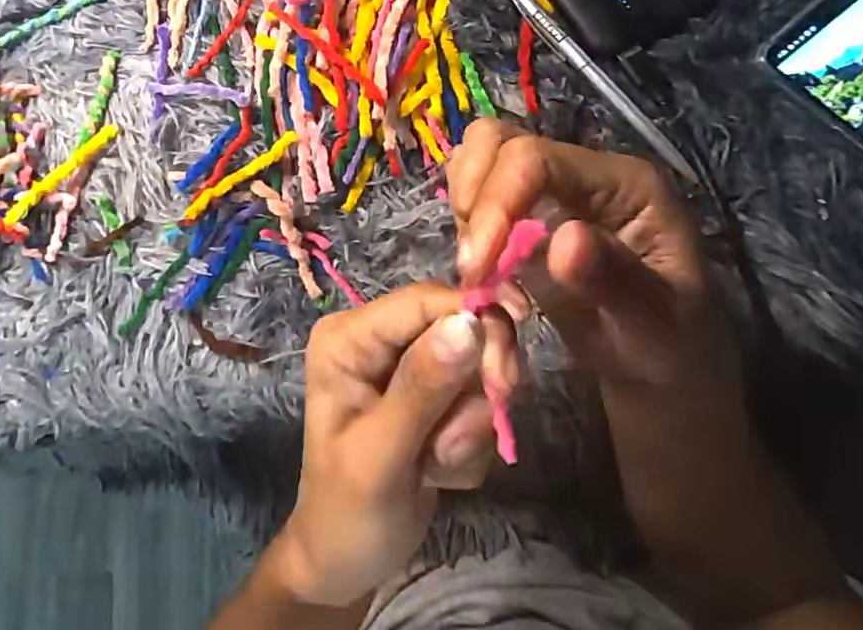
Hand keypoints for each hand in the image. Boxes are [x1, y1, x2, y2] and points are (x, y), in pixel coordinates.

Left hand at [267, 283, 519, 607]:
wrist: (348, 562)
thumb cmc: (348, 512)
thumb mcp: (380, 453)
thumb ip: (422, 387)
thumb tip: (469, 321)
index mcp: (349, 337)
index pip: (422, 300)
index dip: (475, 314)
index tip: (514, 356)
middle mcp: (378, 338)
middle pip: (458, 325)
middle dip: (477, 380)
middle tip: (472, 431)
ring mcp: (406, 365)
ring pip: (475, 364)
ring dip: (472, 421)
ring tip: (437, 462)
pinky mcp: (431, 393)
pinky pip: (477, 397)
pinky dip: (471, 436)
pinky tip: (438, 468)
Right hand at [448, 118, 739, 401]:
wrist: (662, 361)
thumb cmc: (669, 345)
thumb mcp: (656, 328)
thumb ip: (616, 283)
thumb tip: (563, 240)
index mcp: (623, 183)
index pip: (537, 159)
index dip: (496, 203)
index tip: (476, 268)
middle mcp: (580, 171)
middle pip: (497, 140)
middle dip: (472, 199)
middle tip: (475, 266)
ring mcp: (549, 185)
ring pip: (478, 156)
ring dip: (465, 211)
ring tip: (481, 269)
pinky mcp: (524, 206)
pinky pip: (474, 189)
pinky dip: (464, 223)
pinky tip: (483, 268)